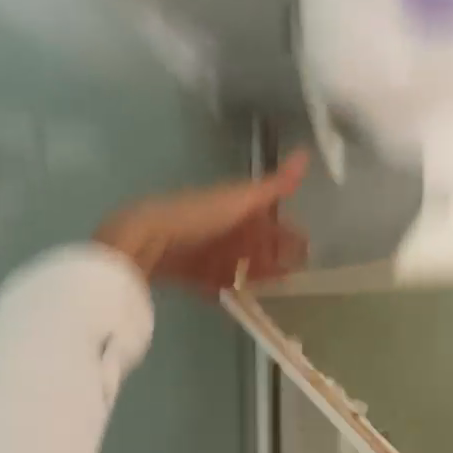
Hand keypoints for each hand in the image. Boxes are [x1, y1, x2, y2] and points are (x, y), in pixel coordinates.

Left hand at [94, 151, 310, 293]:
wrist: (146, 238)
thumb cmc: (199, 214)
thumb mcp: (242, 199)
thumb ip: (276, 185)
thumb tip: (307, 152)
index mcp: (236, 204)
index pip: (269, 217)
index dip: (286, 233)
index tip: (305, 250)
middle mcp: (221, 224)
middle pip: (254, 242)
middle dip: (273, 257)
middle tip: (293, 277)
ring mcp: (204, 249)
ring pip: (237, 263)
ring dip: (255, 276)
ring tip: (273, 292)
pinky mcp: (188, 272)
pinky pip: (214, 282)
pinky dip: (228, 289)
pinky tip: (241, 301)